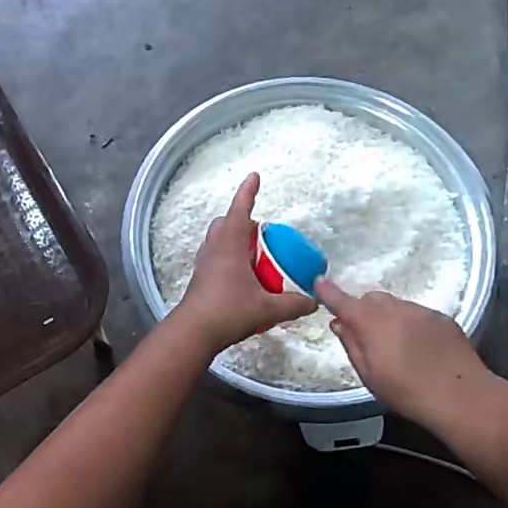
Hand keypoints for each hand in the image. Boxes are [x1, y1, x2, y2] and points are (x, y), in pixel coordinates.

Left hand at [169, 173, 316, 352]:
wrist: (193, 332)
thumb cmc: (228, 312)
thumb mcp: (267, 309)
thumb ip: (294, 304)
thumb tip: (313, 302)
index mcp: (229, 246)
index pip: (240, 211)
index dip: (248, 192)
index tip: (254, 176)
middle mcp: (213, 249)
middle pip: (226, 224)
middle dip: (244, 222)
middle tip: (264, 237)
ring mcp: (204, 264)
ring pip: (218, 241)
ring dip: (235, 241)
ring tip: (255, 258)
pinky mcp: (200, 279)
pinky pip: (215, 258)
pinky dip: (229, 259)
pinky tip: (242, 278)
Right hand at [314, 278, 507, 438]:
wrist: (461, 396)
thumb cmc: (406, 391)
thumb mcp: (368, 374)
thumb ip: (351, 344)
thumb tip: (339, 323)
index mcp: (371, 323)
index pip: (343, 302)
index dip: (329, 292)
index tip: (318, 283)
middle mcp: (395, 309)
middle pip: (371, 298)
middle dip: (363, 310)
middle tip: (365, 335)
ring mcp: (421, 311)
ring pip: (395, 305)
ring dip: (388, 317)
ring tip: (396, 346)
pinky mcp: (442, 318)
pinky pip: (417, 313)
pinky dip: (409, 323)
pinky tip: (419, 347)